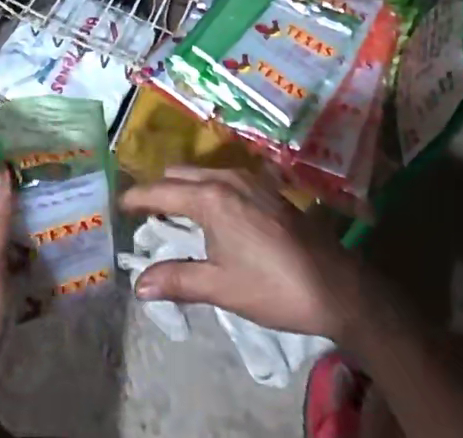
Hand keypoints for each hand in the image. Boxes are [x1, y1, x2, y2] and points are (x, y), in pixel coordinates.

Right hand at [119, 166, 361, 338]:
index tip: (118, 206)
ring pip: (201, 172)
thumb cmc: (276, 288)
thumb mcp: (222, 288)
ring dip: (185, 187)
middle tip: (149, 216)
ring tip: (178, 214)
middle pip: (177, 174)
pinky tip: (216, 212)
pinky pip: (224, 177)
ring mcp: (250, 180)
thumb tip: (138, 285)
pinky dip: (208, 188)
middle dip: (159, 190)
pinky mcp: (269, 189)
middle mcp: (225, 179)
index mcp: (209, 198)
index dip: (135, 199)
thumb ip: (177, 280)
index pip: (158, 191)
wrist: (344, 291)